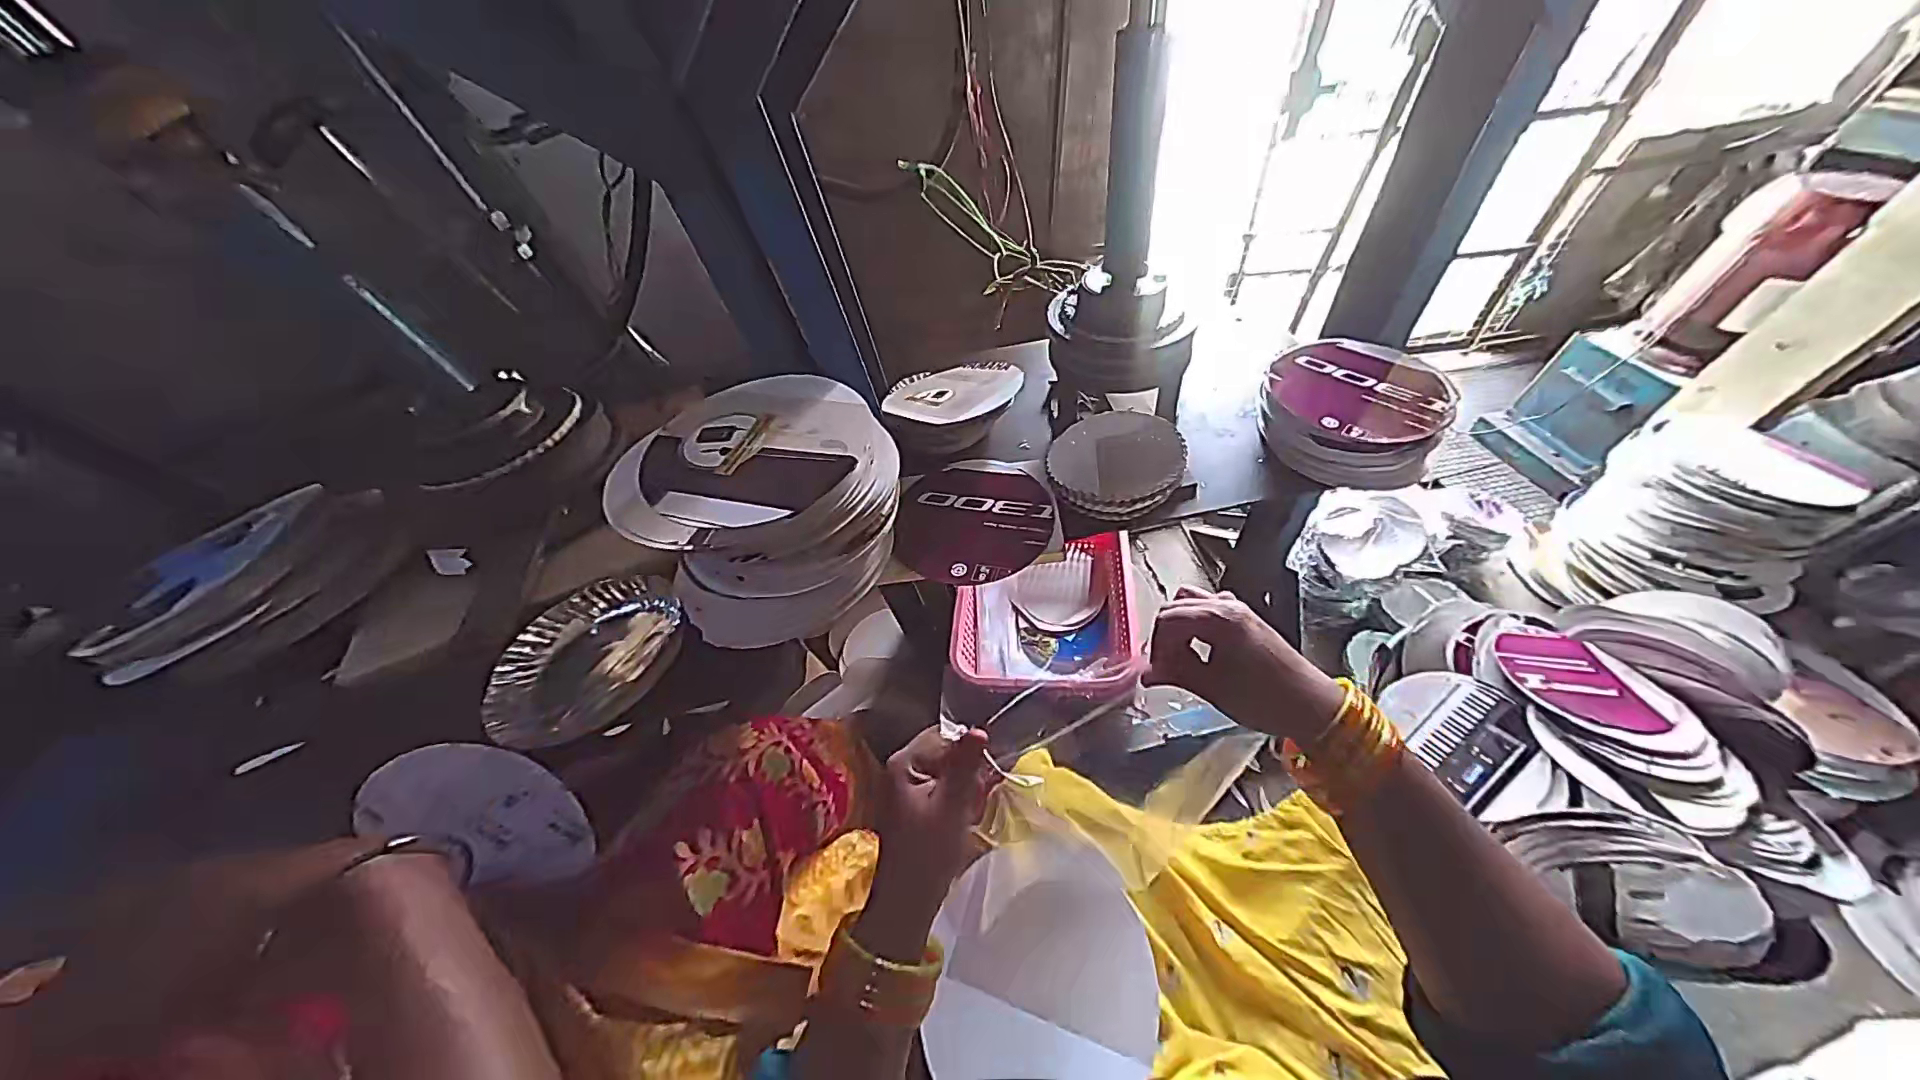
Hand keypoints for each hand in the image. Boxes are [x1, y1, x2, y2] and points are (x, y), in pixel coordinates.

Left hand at [874, 726, 997, 902]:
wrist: (908, 902)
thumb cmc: (928, 854)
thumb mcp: (951, 807)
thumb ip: (964, 767)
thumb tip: (980, 730)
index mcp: (904, 762)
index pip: (945, 736)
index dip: (968, 753)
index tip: (982, 777)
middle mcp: (903, 767)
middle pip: (948, 752)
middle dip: (968, 774)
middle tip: (973, 802)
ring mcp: (909, 786)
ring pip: (951, 771)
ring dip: (967, 789)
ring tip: (968, 814)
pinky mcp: (918, 804)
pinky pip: (947, 788)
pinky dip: (960, 801)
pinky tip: (964, 819)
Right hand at [1145, 586, 1345, 742]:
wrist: (1311, 706)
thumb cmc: (1266, 698)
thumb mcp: (1212, 688)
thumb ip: (1176, 674)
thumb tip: (1147, 674)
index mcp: (1218, 618)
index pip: (1167, 619)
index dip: (1156, 646)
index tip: (1156, 670)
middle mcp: (1228, 606)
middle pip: (1175, 607)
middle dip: (1164, 636)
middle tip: (1164, 667)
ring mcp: (1239, 610)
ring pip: (1192, 603)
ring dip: (1180, 627)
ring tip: (1181, 658)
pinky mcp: (1248, 620)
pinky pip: (1211, 610)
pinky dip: (1198, 625)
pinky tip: (1201, 651)